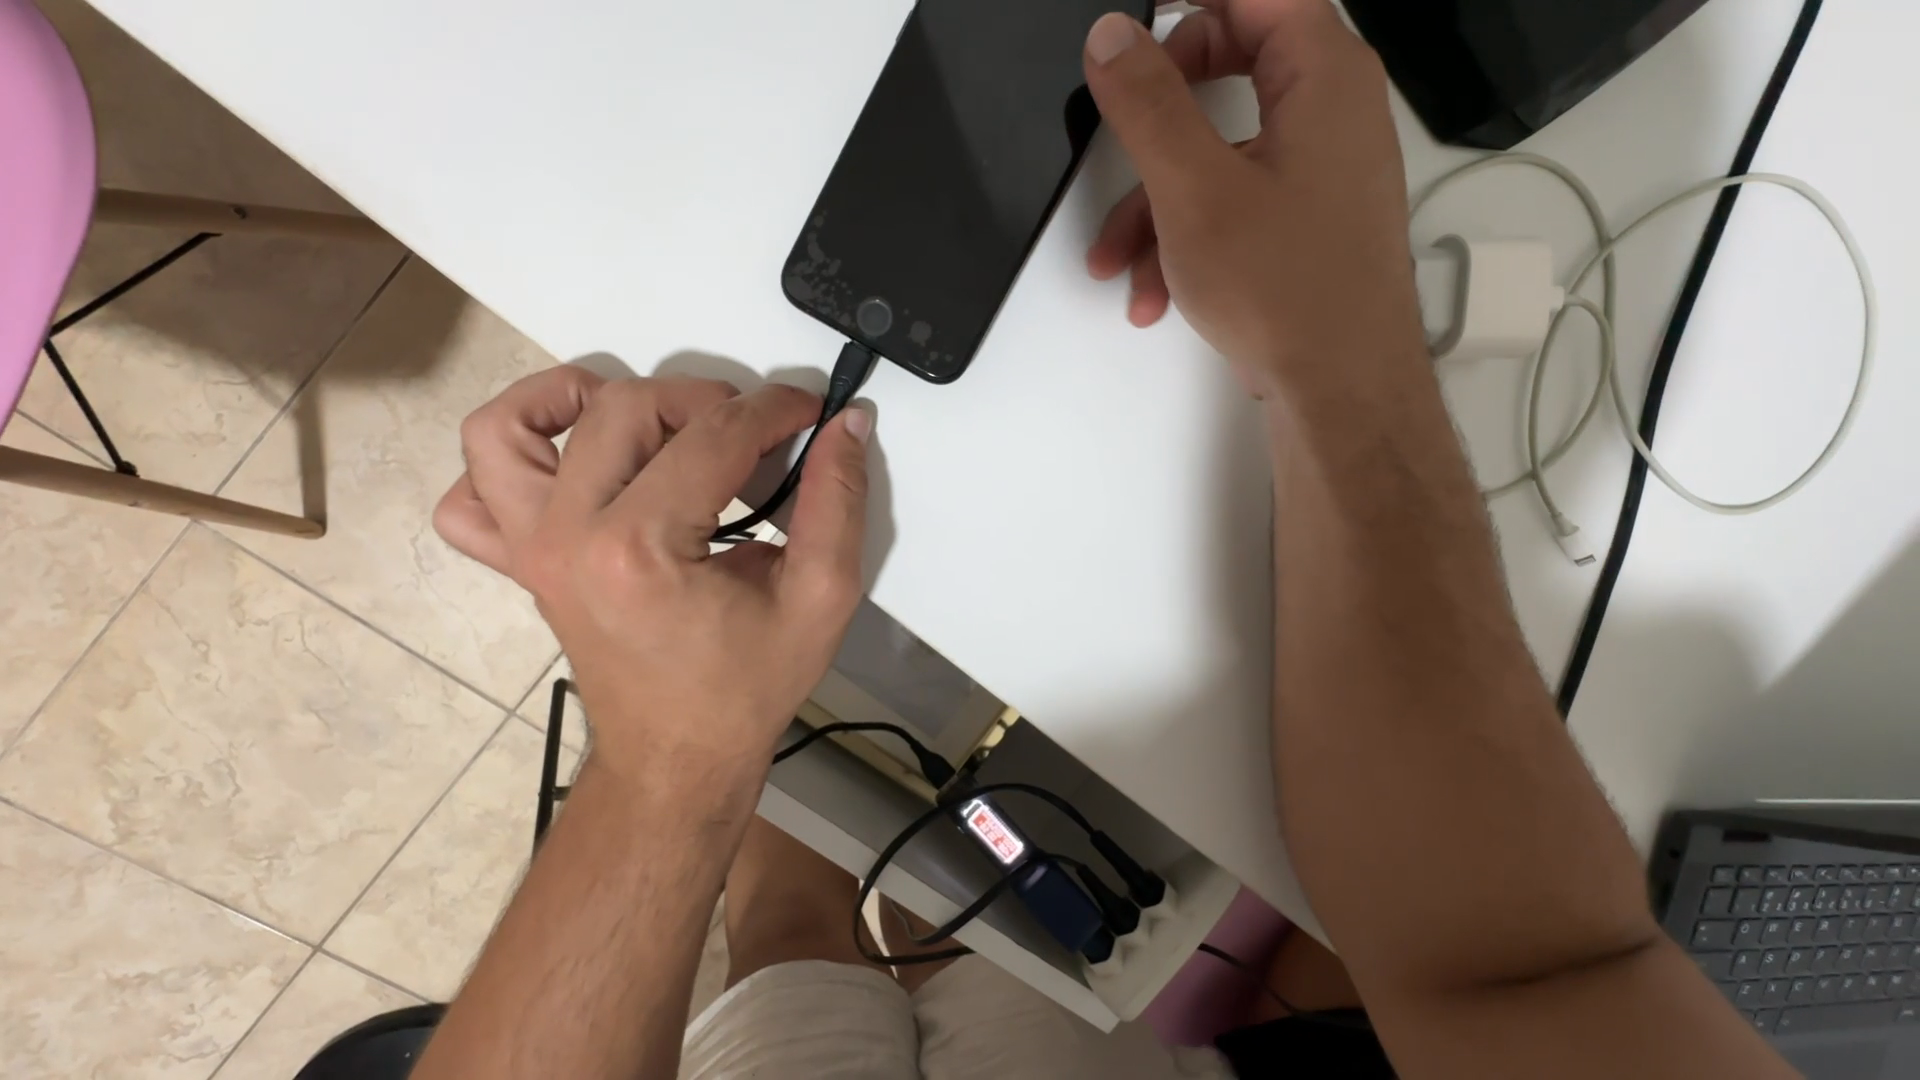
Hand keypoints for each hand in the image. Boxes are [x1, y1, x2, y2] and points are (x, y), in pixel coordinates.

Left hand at [436, 369, 874, 787]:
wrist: (679, 757)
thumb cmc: (748, 688)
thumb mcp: (820, 596)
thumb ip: (838, 501)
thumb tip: (845, 425)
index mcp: (642, 548)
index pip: (713, 435)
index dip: (774, 409)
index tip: (810, 411)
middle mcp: (568, 537)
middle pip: (625, 409)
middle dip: (705, 402)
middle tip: (753, 436)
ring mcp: (530, 548)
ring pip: (511, 428)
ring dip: (578, 400)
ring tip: (648, 420)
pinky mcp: (519, 562)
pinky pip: (470, 492)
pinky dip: (508, 458)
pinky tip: (569, 462)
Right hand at [1083, 1, 1423, 396]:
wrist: (1337, 386)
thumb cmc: (1283, 287)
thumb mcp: (1193, 190)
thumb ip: (1148, 105)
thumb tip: (1112, 36)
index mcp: (1323, 77)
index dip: (1191, 7)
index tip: (1135, 34)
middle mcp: (1331, 114)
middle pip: (1232, 67)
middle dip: (1157, 121)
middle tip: (1120, 132)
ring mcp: (1317, 173)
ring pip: (1220, 155)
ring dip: (1155, 206)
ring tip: (1115, 265)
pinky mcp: (1301, 225)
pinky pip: (1234, 205)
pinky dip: (1186, 239)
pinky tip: (1153, 293)